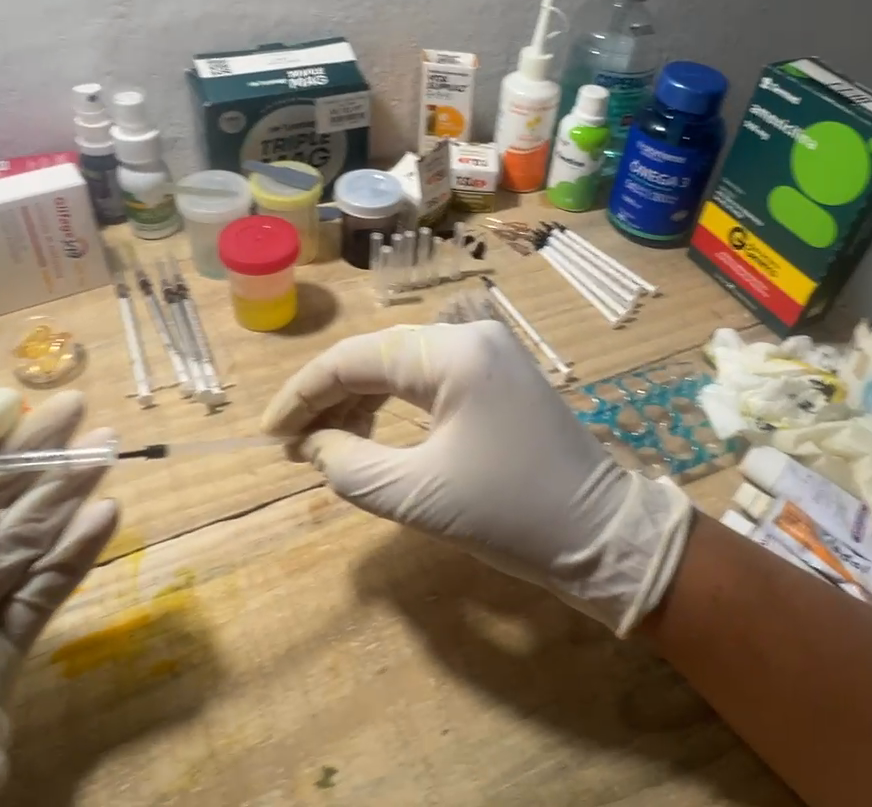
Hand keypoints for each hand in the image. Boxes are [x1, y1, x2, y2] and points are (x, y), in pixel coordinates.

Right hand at [261, 321, 692, 635]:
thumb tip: (315, 446)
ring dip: (361, 402)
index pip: (354, 359)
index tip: (270, 436)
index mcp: (453, 353)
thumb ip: (349, 466)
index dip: (303, 395)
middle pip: (377, 356)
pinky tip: (374, 435)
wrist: (602, 534)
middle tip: (296, 447)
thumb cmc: (511, 514)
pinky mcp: (501, 375)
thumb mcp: (417, 495)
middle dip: (330, 399)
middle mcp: (471, 336)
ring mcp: (491, 352)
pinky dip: (397, 405)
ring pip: (403, 366)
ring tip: (330, 447)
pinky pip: (432, 378)